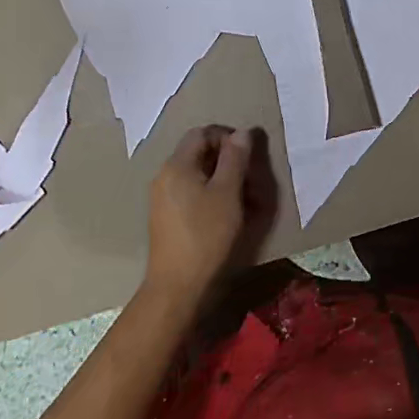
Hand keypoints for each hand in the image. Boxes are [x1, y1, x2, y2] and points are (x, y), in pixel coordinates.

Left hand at [146, 125, 275, 303]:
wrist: (178, 286)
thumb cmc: (206, 236)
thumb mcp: (228, 194)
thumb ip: (236, 160)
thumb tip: (242, 133)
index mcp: (177, 165)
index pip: (202, 133)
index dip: (228, 138)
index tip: (250, 157)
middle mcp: (165, 176)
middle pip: (200, 154)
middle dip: (230, 163)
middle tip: (254, 184)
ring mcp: (163, 197)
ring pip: (198, 176)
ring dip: (225, 182)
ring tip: (248, 204)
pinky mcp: (167, 217)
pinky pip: (192, 194)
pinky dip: (213, 197)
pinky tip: (229, 217)